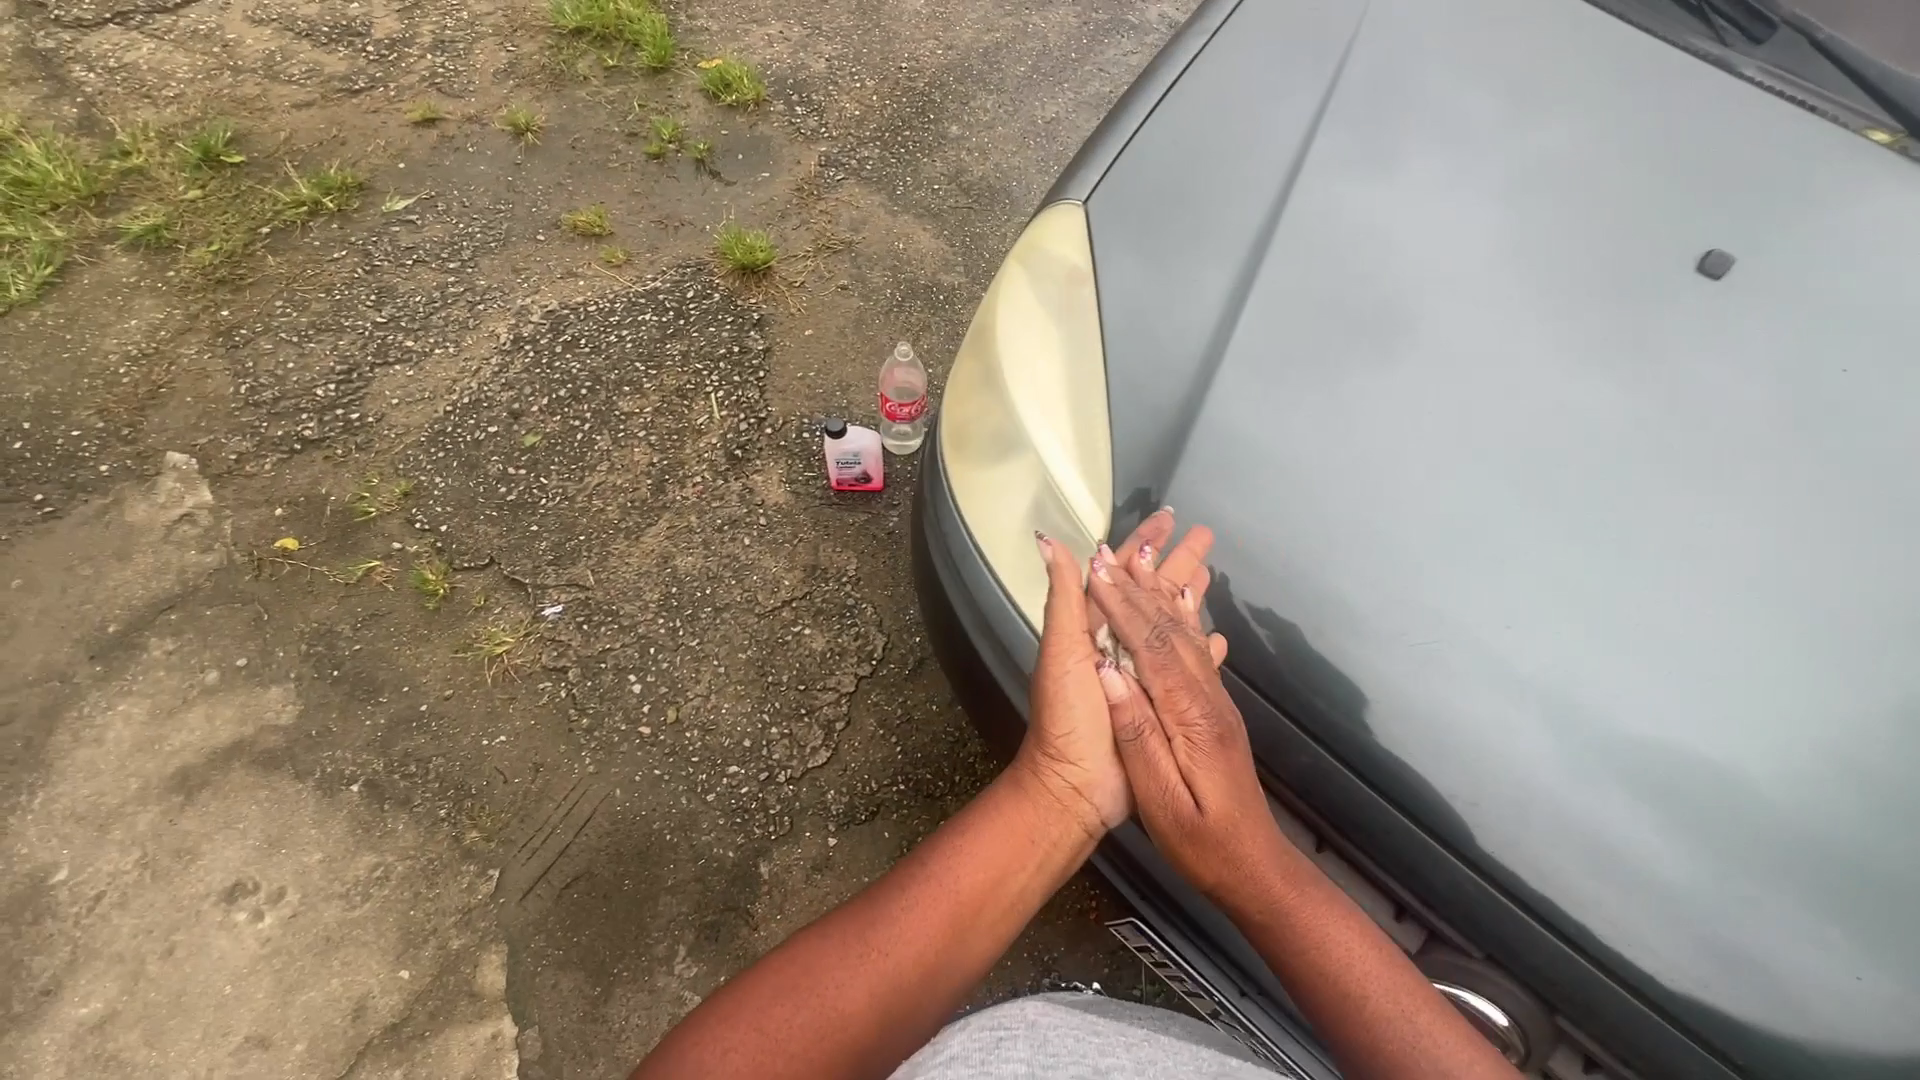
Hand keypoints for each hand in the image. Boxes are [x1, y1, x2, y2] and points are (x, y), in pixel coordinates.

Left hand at [1011, 510, 1216, 840]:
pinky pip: (1183, 666)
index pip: (1122, 573)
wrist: (1077, 783)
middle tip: (1205, 535)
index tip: (1168, 517)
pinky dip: (1200, 650)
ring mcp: (1140, 671)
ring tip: (1213, 574)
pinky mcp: (1158, 700)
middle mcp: (1117, 642)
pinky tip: (1218, 638)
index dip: (1143, 544)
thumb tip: (1048, 539)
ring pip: (1169, 624)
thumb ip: (1064, 595)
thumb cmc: (1068, 715)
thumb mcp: (1062, 649)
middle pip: (1152, 592)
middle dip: (1176, 563)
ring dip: (1189, 599)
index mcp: (1093, 626)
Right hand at [1085, 536, 1281, 904]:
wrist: (1256, 866)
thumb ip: (1138, 735)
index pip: (1152, 648)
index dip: (1122, 606)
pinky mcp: (1216, 709)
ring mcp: (1216, 701)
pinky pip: (1196, 650)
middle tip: (1108, 551)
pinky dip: (1178, 617)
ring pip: (1186, 634)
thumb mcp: (1161, 800)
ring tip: (1142, 555)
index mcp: (1192, 718)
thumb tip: (1109, 674)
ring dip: (1159, 593)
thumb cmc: (1202, 842)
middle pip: (1169, 631)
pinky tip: (1175, 599)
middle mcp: (1208, 699)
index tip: (1095, 569)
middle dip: (1136, 588)